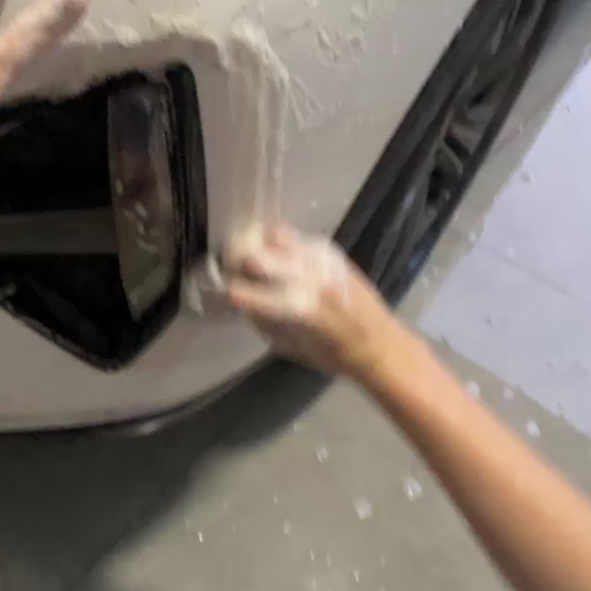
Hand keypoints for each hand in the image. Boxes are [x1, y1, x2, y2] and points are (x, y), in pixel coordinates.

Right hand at [219, 224, 399, 378]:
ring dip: (258, 245)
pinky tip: (281, 259)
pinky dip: (280, 246)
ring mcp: (318, 259)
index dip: (220, 291)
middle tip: (230, 269)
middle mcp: (305, 278)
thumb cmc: (332, 354)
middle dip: (234, 261)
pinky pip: (293, 237)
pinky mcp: (329, 250)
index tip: (211, 293)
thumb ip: (260, 319)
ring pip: (272, 236)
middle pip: (252, 255)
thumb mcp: (287, 347)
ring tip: (255, 257)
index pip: (240, 291)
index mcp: (293, 309)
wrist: (379, 342)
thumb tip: (239, 298)